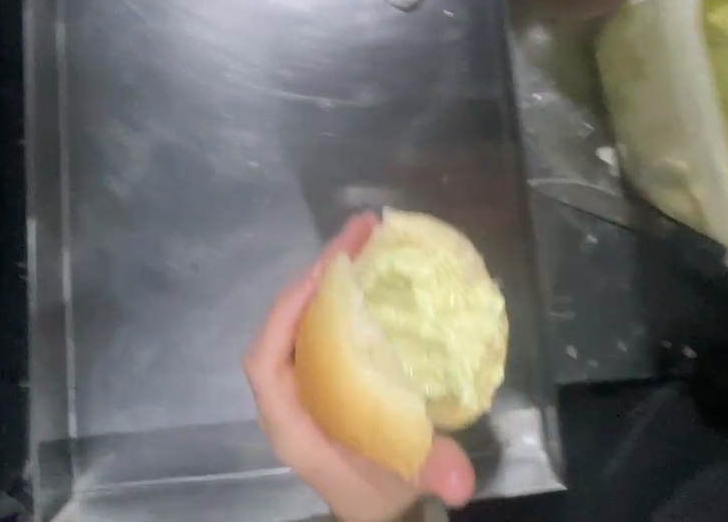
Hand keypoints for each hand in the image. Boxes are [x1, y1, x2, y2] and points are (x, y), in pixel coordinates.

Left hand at [244, 213, 476, 521]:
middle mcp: (292, 388)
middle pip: (289, 320)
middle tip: (360, 232)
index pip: (265, 360)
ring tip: (368, 234)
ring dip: (332, 272)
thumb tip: (463, 479)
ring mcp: (307, 371)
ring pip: (307, 311)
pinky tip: (373, 267)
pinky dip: (345, 289)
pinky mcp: (327, 363)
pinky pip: (326, 316)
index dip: (283, 316)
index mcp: (291, 419)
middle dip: (318, 274)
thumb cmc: (375, 491)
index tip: (317, 278)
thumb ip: (426, 469)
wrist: (377, 506)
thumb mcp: (400, 479)